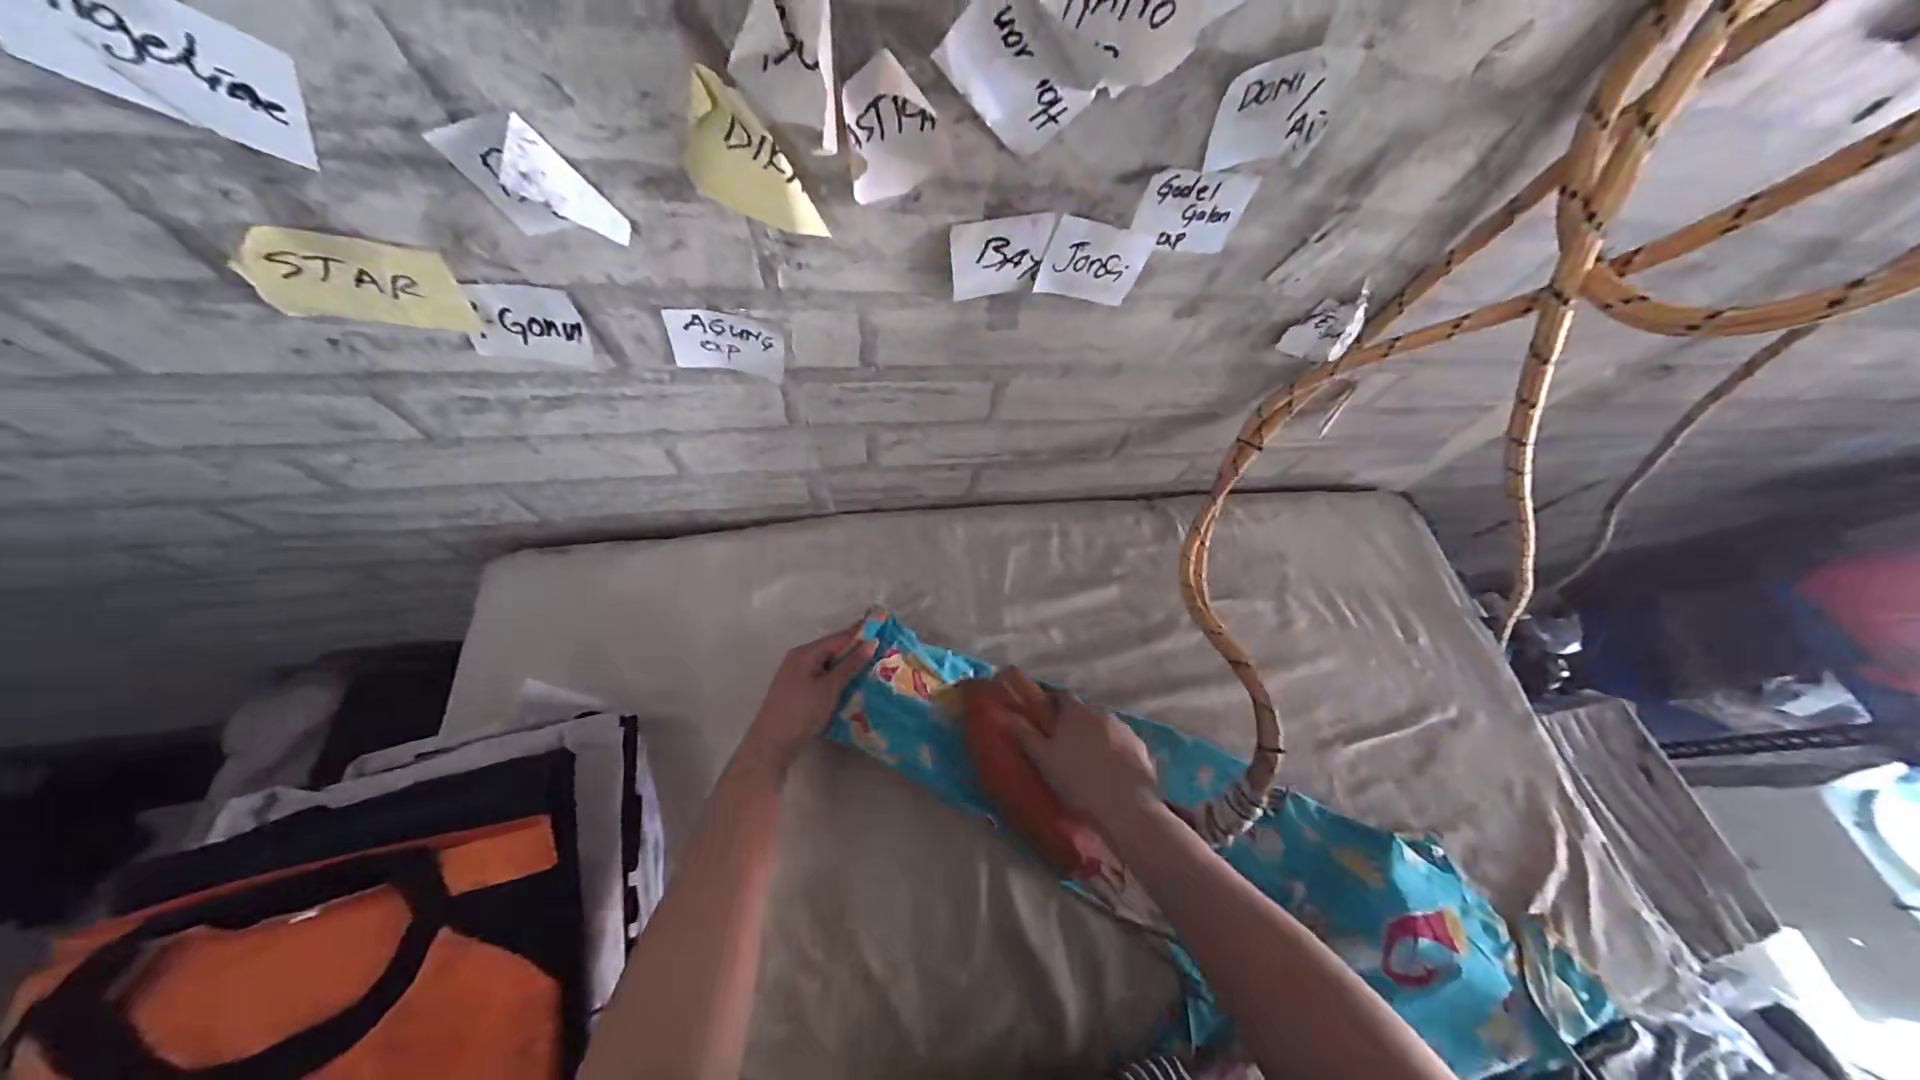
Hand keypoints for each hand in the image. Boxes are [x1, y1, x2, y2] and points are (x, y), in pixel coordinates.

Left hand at [738, 622, 877, 774]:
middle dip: (856, 650)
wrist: (773, 743)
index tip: (882, 627)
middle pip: (833, 650)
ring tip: (873, 667)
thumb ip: (851, 665)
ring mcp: (797, 675)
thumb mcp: (830, 687)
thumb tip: (871, 643)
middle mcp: (799, 659)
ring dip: (848, 666)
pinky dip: (838, 678)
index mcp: (805, 653)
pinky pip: (823, 677)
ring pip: (828, 665)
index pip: (838, 638)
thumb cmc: (802, 711)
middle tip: (882, 650)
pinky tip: (852, 684)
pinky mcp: (798, 690)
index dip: (860, 633)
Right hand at [1006, 692, 1160, 833]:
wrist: (1125, 806)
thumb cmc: (1077, 780)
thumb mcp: (1043, 759)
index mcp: (1075, 711)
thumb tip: (1007, 714)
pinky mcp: (1140, 746)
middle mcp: (1100, 712)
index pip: (1060, 696)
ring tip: (1087, 758)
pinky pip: (1121, 741)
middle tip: (1063, 742)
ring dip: (1094, 734)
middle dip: (1073, 721)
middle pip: (1083, 710)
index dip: (1051, 703)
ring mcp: (1124, 728)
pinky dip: (1113, 748)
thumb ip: (1025, 734)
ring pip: (1103, 725)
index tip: (1044, 717)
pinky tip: (1109, 769)